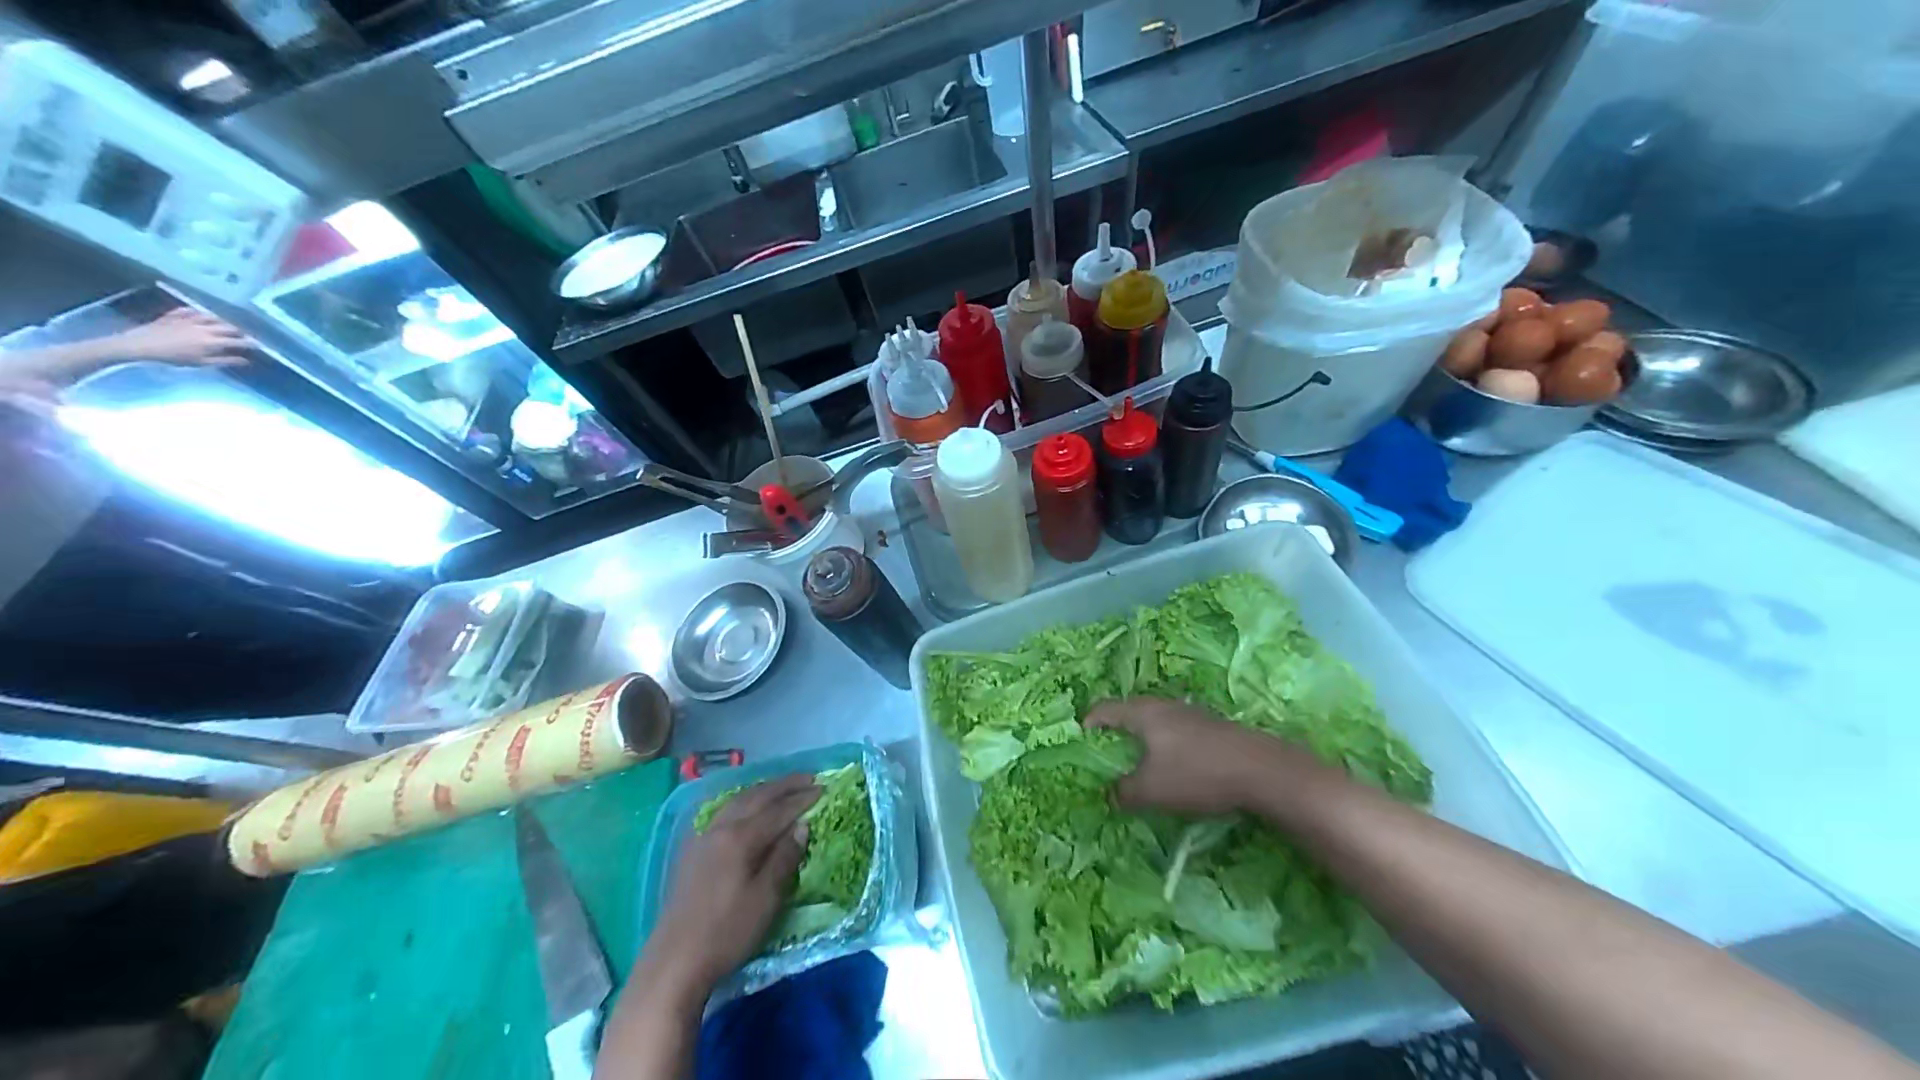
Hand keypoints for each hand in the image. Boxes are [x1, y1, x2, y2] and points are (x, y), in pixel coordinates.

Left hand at [111, 309, 251, 366]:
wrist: (140, 345)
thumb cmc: (172, 358)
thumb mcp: (201, 363)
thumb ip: (224, 360)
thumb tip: (245, 360)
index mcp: (213, 341)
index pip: (238, 341)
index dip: (250, 344)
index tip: (258, 346)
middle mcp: (205, 328)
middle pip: (228, 327)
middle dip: (239, 332)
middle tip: (243, 336)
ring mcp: (189, 319)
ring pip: (212, 317)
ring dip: (221, 321)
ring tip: (225, 324)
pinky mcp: (175, 315)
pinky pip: (190, 311)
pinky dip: (198, 313)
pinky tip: (200, 314)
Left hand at [639, 774, 819, 996]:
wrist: (674, 962)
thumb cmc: (727, 933)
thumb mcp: (765, 899)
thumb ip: (784, 858)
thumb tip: (801, 826)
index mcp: (740, 838)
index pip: (777, 810)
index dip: (802, 798)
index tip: (823, 788)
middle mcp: (720, 828)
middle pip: (756, 797)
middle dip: (784, 785)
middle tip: (808, 778)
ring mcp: (701, 837)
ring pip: (736, 801)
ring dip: (762, 790)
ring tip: (781, 787)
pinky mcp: (691, 850)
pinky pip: (722, 811)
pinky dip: (742, 801)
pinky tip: (745, 806)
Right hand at [1086, 697, 1321, 815]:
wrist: (1264, 771)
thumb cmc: (1197, 774)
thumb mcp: (1151, 791)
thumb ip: (1123, 792)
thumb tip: (1110, 794)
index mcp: (1143, 713)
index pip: (1104, 709)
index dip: (1089, 723)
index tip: (1080, 740)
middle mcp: (1165, 706)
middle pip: (1131, 712)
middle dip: (1116, 731)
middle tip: (1108, 754)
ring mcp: (1192, 714)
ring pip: (1157, 722)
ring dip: (1145, 740)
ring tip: (1141, 763)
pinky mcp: (1214, 728)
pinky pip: (1179, 732)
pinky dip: (1168, 747)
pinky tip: (1177, 769)